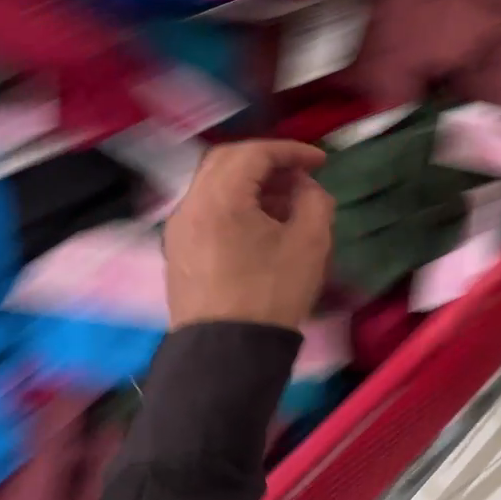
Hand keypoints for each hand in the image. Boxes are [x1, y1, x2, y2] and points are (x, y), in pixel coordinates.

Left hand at [165, 140, 334, 331]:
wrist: (228, 349)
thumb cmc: (273, 289)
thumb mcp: (311, 240)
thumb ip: (313, 199)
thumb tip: (303, 186)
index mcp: (219, 201)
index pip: (253, 153)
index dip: (291, 150)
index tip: (321, 162)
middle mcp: (189, 208)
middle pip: (226, 160)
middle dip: (268, 158)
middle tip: (302, 171)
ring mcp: (178, 229)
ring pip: (213, 183)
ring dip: (251, 179)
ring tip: (288, 198)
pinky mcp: (178, 249)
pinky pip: (207, 206)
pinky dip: (237, 199)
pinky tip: (264, 220)